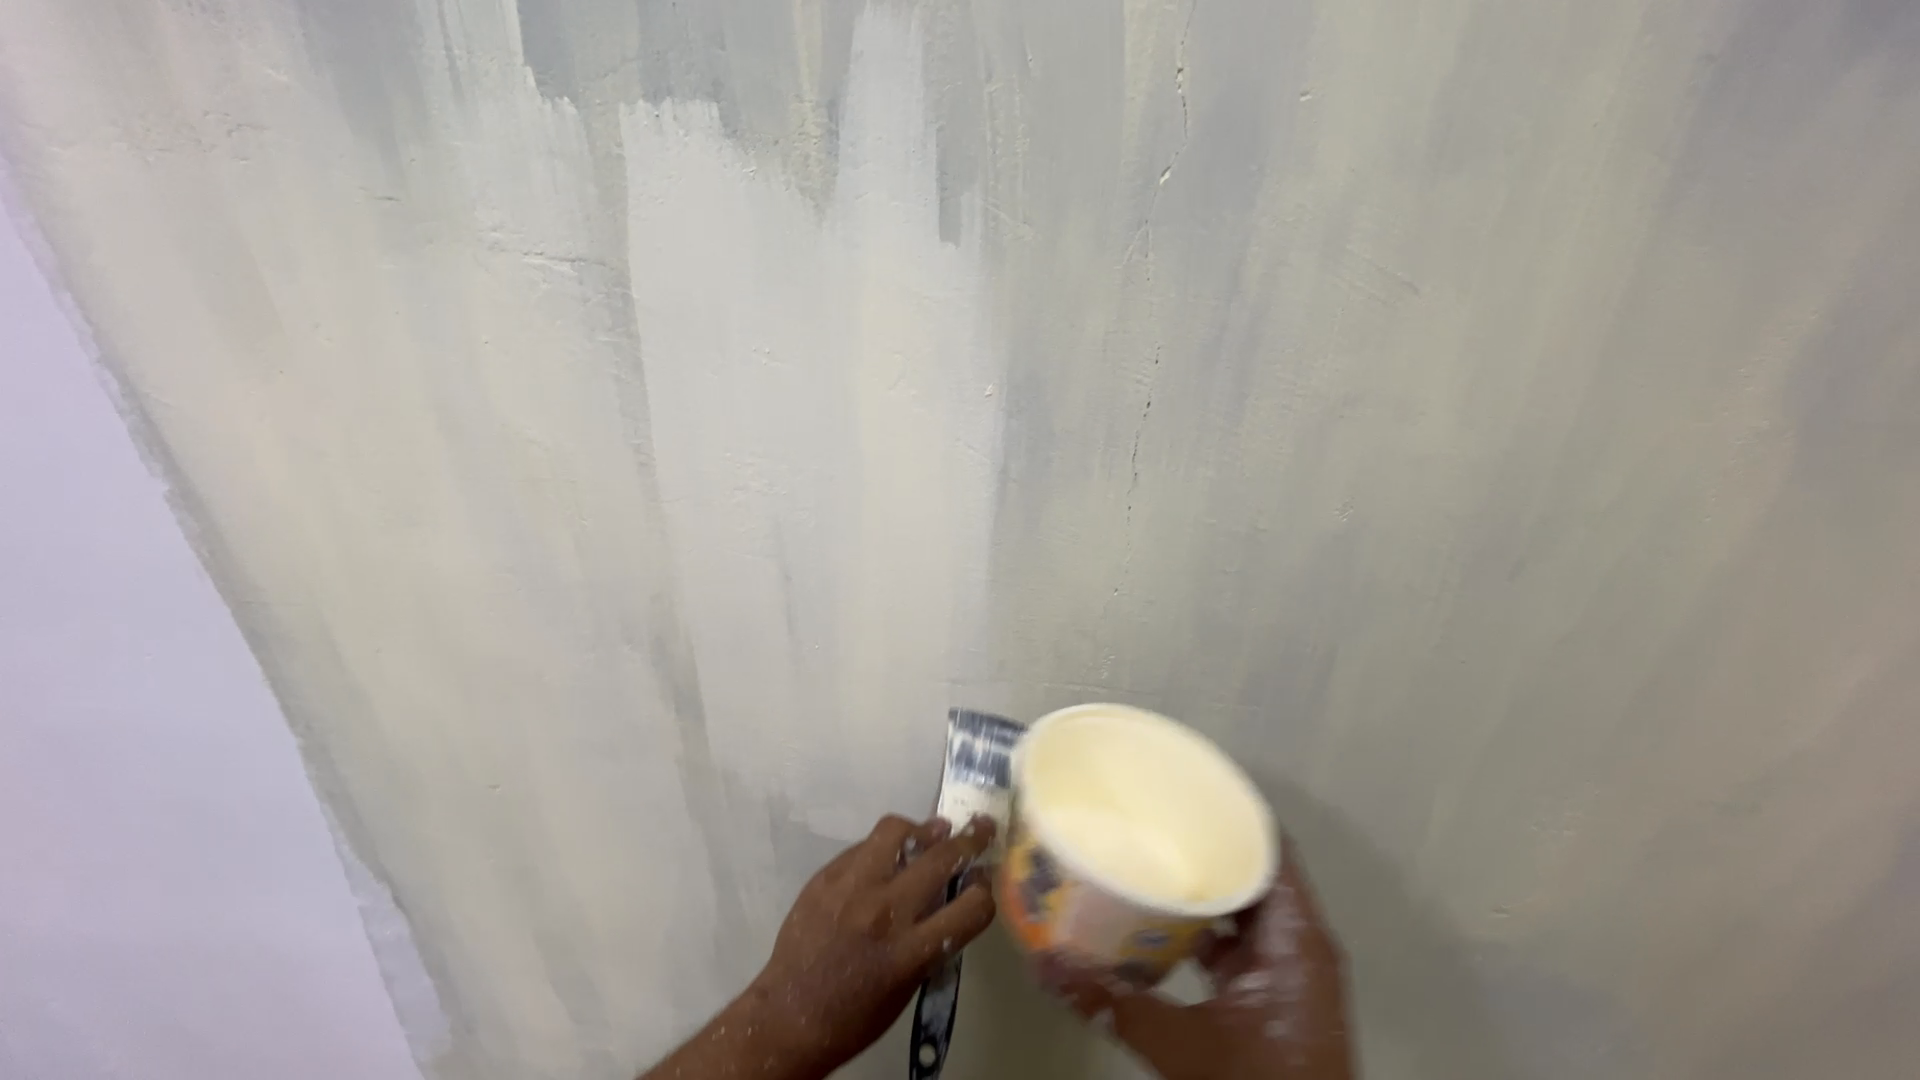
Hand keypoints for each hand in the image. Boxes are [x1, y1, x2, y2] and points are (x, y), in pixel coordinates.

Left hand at [742, 813, 998, 1078]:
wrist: (789, 1016)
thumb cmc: (857, 1013)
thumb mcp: (909, 983)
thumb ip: (934, 937)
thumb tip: (955, 893)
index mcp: (911, 951)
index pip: (972, 907)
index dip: (986, 890)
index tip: (984, 880)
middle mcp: (885, 912)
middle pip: (942, 858)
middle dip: (970, 840)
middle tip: (981, 828)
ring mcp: (852, 888)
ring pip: (897, 831)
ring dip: (921, 830)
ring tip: (930, 833)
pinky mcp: (825, 876)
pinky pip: (863, 846)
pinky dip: (882, 848)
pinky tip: (885, 859)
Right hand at [1037, 836, 1354, 1079]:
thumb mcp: (1184, 1048)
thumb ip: (1115, 1003)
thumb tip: (1046, 965)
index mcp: (1298, 937)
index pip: (1271, 847)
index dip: (1232, 813)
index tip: (1182, 786)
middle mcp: (1301, 942)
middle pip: (1255, 869)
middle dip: (1205, 842)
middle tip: (1149, 817)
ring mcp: (1289, 969)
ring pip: (1245, 905)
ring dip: (1202, 883)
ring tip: (1147, 855)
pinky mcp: (1273, 994)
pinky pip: (1238, 939)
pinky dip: (1203, 924)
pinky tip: (1157, 918)